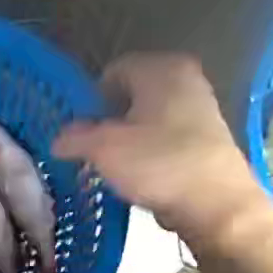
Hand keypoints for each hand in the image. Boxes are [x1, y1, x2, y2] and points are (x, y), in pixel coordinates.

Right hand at [53, 53, 272, 246]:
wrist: (214, 203)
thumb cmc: (157, 164)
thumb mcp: (104, 150)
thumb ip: (76, 138)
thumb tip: (59, 139)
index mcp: (161, 68)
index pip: (113, 72)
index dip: (91, 100)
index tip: (80, 131)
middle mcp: (186, 79)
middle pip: (132, 97)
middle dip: (110, 123)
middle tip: (94, 152)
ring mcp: (201, 109)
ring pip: (149, 120)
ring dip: (129, 142)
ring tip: (116, 170)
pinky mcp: (208, 140)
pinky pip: (167, 140)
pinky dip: (151, 155)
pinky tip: (143, 179)